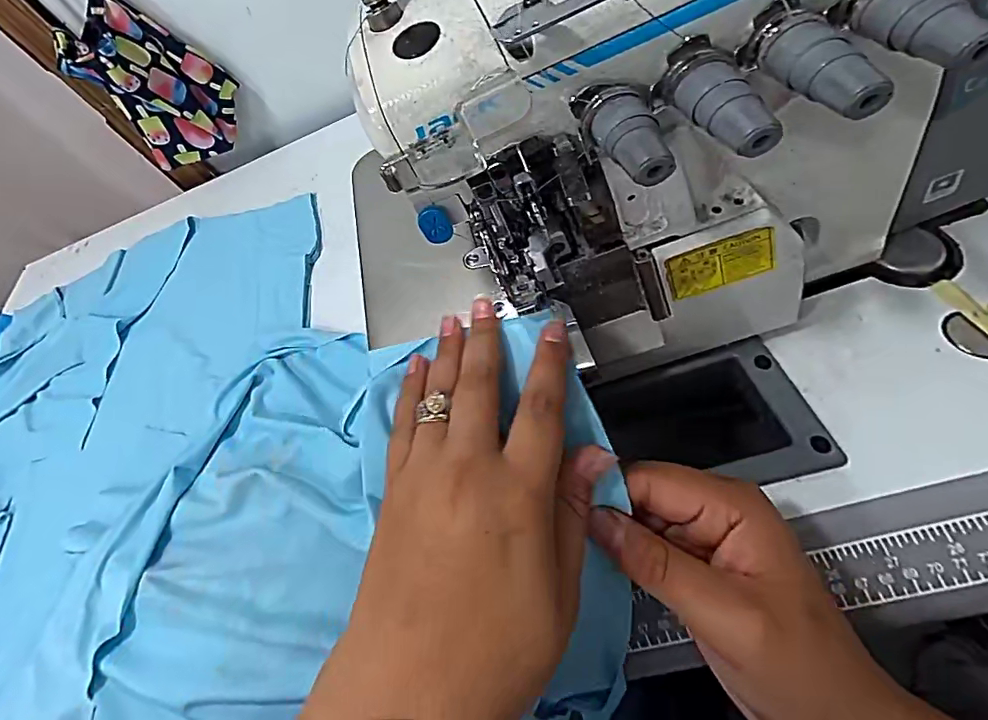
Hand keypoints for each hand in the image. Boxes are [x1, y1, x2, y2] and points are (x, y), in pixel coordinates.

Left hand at [303, 300, 616, 719]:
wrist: (409, 682)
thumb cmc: (493, 648)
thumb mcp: (558, 593)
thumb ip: (573, 516)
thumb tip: (591, 459)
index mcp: (517, 494)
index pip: (541, 410)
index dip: (550, 364)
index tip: (551, 331)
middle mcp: (467, 470)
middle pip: (480, 385)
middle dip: (486, 338)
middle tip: (485, 304)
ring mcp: (425, 474)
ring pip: (438, 394)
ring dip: (446, 352)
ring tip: (452, 320)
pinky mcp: (395, 488)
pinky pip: (403, 423)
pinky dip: (409, 390)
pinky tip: (413, 369)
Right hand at [590, 464, 943, 719]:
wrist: (836, 718)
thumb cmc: (805, 669)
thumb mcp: (727, 617)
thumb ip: (659, 564)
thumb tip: (600, 520)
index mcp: (732, 504)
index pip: (648, 477)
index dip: (606, 492)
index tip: (569, 511)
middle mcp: (716, 508)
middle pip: (639, 492)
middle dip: (606, 513)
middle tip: (570, 537)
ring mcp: (704, 534)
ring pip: (637, 516)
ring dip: (613, 535)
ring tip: (583, 553)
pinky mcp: (694, 560)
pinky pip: (647, 543)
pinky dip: (626, 555)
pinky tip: (607, 567)